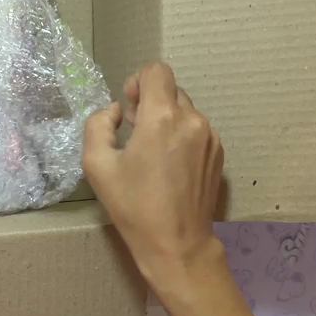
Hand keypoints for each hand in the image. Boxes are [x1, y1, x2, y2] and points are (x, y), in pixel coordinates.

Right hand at [82, 62, 225, 297]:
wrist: (177, 244)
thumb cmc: (133, 208)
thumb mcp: (97, 166)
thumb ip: (98, 125)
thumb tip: (115, 112)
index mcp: (162, 118)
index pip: (156, 71)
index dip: (137, 82)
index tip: (128, 108)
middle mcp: (192, 120)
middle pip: (171, 90)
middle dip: (150, 103)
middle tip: (133, 134)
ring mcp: (210, 137)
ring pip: (185, 111)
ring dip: (166, 121)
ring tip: (151, 154)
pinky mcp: (219, 154)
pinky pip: (196, 130)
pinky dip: (181, 138)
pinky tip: (168, 167)